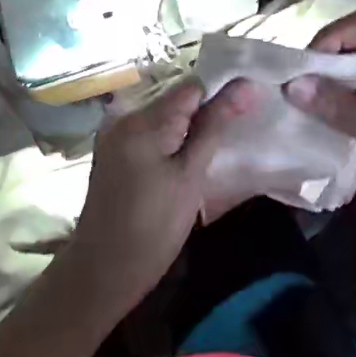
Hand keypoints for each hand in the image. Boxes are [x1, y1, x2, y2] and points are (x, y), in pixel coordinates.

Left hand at [59, 77, 259, 306]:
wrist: (102, 270)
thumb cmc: (153, 228)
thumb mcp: (191, 177)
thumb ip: (215, 127)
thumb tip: (245, 86)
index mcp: (142, 119)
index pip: (192, 86)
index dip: (223, 90)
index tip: (253, 101)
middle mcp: (124, 116)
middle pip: (176, 98)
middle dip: (208, 107)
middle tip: (244, 121)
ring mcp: (115, 132)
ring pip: (164, 114)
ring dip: (191, 123)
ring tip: (224, 136)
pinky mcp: (114, 150)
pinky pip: (150, 131)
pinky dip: (172, 137)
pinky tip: (190, 153)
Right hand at [286, 7, 355, 232]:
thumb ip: (343, 110)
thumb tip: (292, 85)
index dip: (339, 33)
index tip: (310, 61)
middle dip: (326, 58)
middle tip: (294, 82)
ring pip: (353, 72)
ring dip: (326, 82)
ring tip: (296, 99)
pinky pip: (353, 98)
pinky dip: (332, 103)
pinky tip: (312, 115)